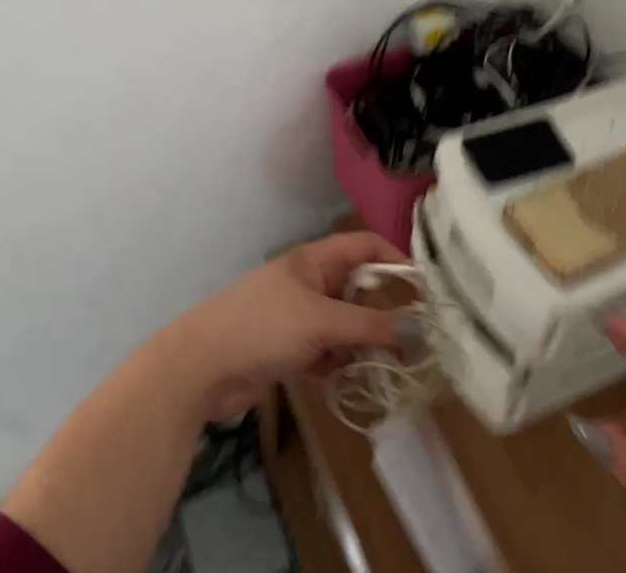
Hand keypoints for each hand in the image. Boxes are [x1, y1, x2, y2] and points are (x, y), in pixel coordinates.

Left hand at [170, 232, 406, 418]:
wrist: (200, 367)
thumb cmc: (261, 327)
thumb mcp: (321, 321)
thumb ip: (370, 324)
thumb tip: (415, 331)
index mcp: (313, 261)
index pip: (365, 247)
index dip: (397, 262)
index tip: (425, 293)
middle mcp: (308, 284)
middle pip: (358, 288)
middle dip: (385, 310)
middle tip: (414, 339)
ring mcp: (297, 318)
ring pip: (345, 324)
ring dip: (364, 342)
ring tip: (388, 365)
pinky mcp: (288, 350)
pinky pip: (328, 351)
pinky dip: (341, 363)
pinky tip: (350, 378)